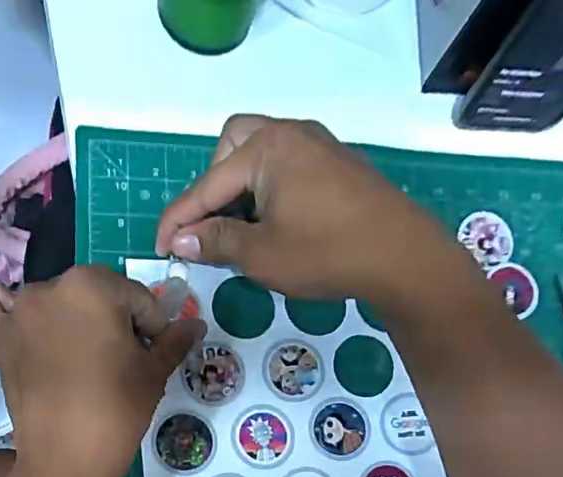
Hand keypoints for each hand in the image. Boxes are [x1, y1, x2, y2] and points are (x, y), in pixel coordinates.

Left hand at [0, 267, 202, 476]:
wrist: (68, 457)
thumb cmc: (117, 410)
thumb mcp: (153, 374)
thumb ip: (173, 342)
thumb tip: (196, 325)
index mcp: (95, 287)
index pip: (138, 298)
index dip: (153, 328)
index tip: (154, 356)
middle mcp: (51, 286)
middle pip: (96, 294)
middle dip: (114, 320)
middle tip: (121, 362)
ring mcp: (18, 310)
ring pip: (51, 299)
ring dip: (68, 316)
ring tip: (79, 356)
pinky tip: (17, 321)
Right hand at [155, 116, 476, 306]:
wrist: (401, 256)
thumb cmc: (326, 255)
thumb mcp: (263, 256)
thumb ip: (217, 243)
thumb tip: (182, 239)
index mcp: (266, 148)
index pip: (207, 184)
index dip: (180, 219)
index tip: (162, 247)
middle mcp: (291, 133)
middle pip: (232, 145)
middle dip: (214, 186)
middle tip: (214, 228)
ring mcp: (320, 146)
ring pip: (263, 153)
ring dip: (243, 187)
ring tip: (245, 230)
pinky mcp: (340, 165)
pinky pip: (290, 166)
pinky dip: (272, 190)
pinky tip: (279, 224)